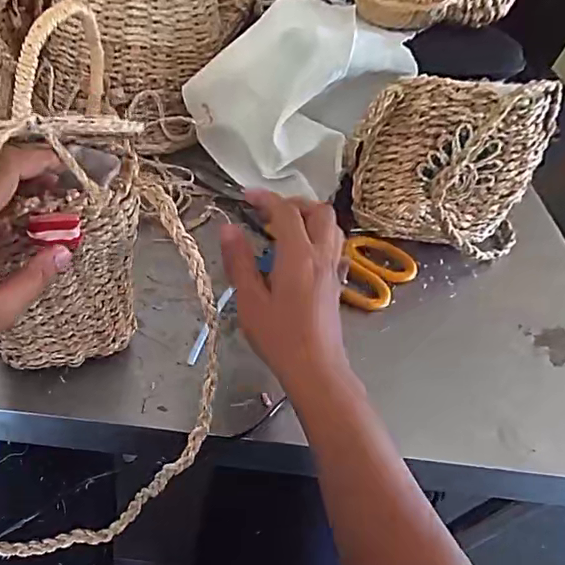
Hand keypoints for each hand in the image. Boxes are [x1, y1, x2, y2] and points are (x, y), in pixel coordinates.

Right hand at [218, 189, 353, 389]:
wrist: (316, 368)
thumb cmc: (279, 337)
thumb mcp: (250, 301)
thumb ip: (239, 262)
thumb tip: (228, 229)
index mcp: (299, 256)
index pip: (285, 212)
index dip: (265, 199)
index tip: (246, 196)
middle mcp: (322, 256)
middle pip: (319, 211)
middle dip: (294, 204)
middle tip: (269, 213)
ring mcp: (333, 270)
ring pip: (332, 227)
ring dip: (310, 219)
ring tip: (284, 231)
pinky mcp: (336, 284)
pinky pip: (334, 247)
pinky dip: (318, 239)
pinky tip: (299, 257)